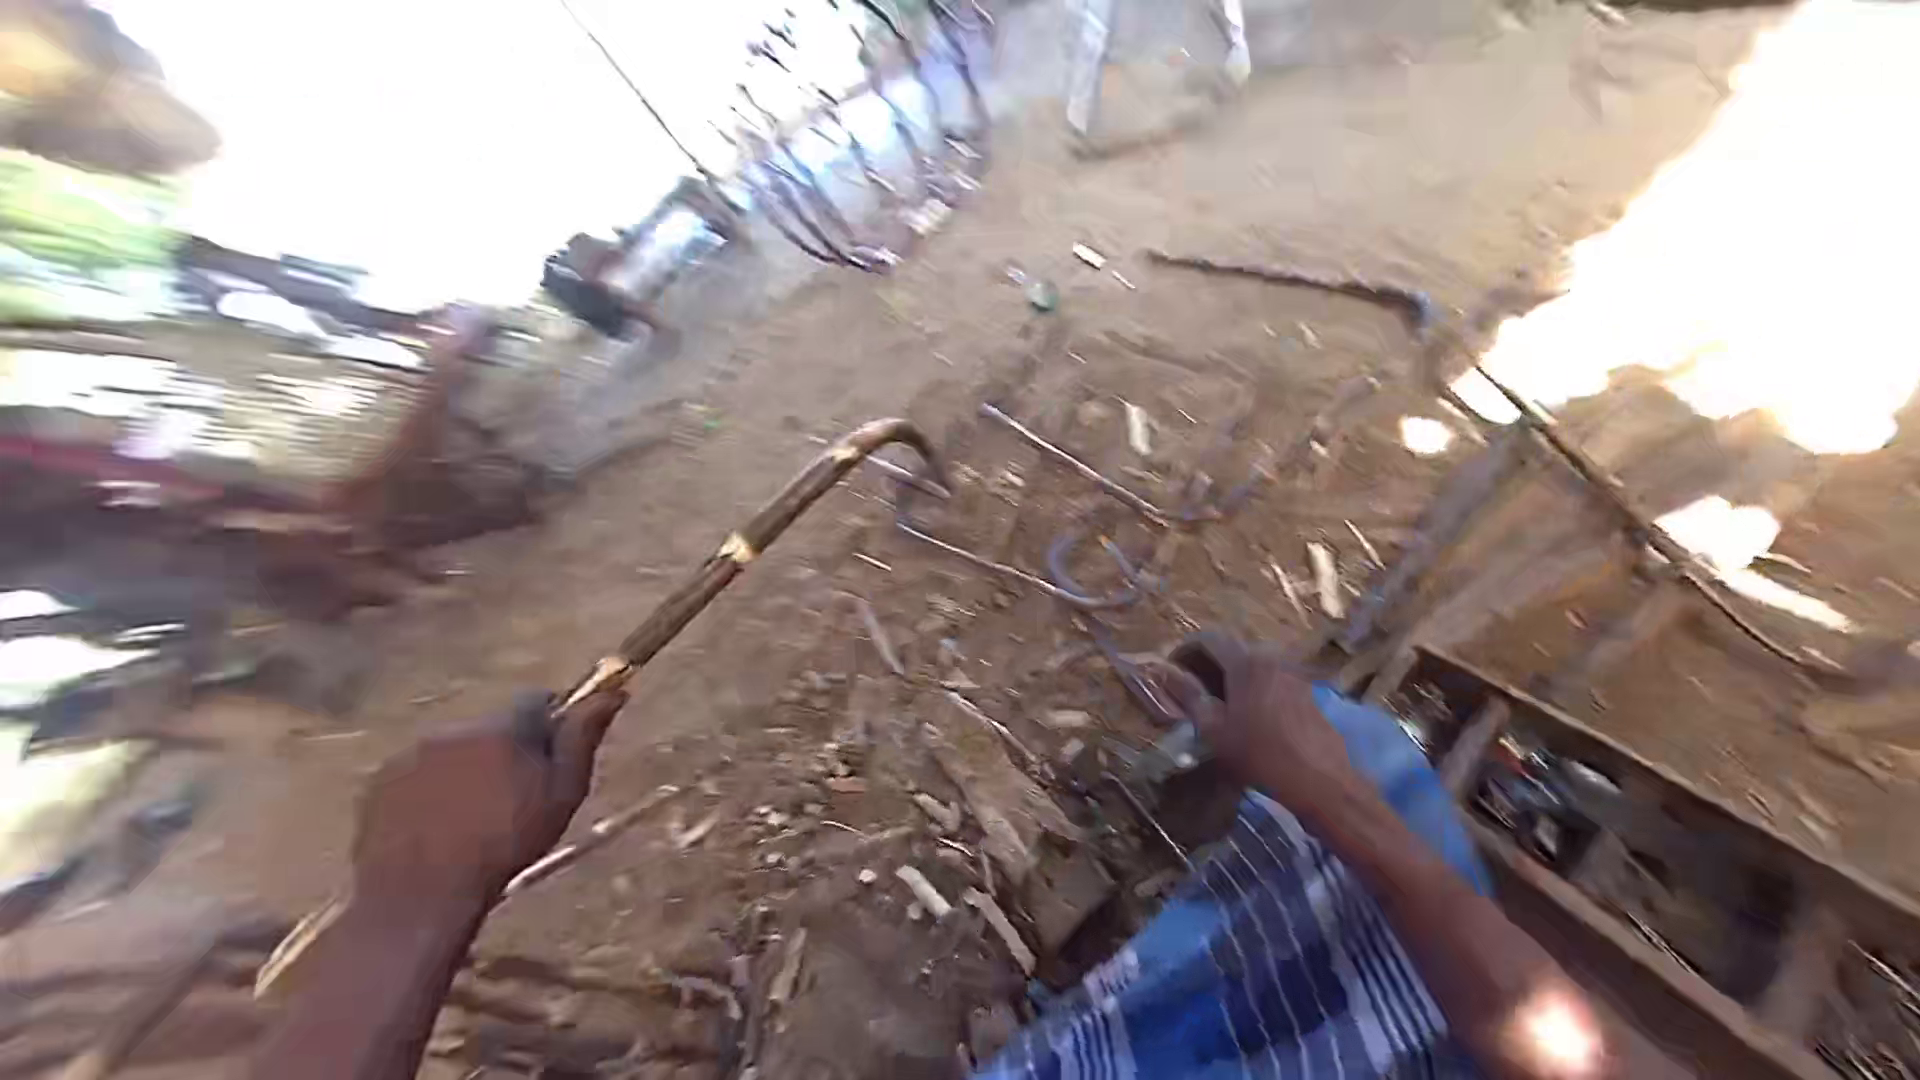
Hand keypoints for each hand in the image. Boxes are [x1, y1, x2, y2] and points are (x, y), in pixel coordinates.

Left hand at [351, 690, 625, 908]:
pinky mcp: (380, 782)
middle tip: (519, 792)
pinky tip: (442, 822)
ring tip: (477, 813)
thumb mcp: (563, 791)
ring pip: (459, 747)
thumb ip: (583, 736)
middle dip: (510, 746)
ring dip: (473, 765)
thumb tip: (614, 692)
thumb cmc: (506, 842)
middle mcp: (455, 729)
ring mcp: (411, 754)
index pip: (537, 698)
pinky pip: (422, 769)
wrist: (419, 896)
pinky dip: (437, 785)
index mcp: (502, 728)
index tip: (554, 756)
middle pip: (497, 724)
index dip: (551, 723)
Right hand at [1159, 633, 1362, 806]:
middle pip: (1231, 646)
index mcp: (1244, 661)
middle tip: (1192, 685)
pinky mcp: (1305, 687)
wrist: (1320, 780)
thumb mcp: (1213, 729)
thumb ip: (1189, 696)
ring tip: (1217, 698)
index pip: (1207, 639)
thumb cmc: (1260, 754)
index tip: (1172, 670)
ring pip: (1251, 660)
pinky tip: (1247, 709)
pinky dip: (1251, 682)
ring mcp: (1291, 670)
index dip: (1185, 651)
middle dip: (1207, 661)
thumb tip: (1167, 674)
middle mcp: (1270, 656)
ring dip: (1230, 671)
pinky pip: (1269, 673)